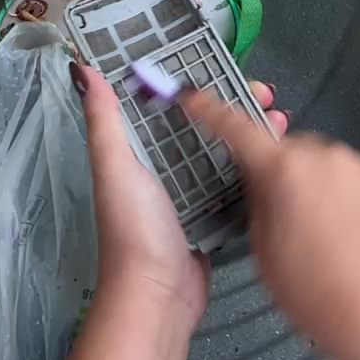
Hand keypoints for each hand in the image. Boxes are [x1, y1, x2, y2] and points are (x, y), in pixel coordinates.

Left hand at [68, 62, 287, 359]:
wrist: (160, 297)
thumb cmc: (132, 232)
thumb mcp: (116, 167)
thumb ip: (104, 119)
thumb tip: (82, 70)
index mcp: (141, 148)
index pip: (172, 100)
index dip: (196, 78)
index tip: (221, 62)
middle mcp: (168, 163)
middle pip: (207, 120)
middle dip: (236, 102)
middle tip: (263, 92)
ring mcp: (195, 187)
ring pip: (227, 146)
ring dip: (251, 129)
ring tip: (277, 117)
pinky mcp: (217, 209)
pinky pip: (239, 178)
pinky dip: (256, 164)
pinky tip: (275, 153)